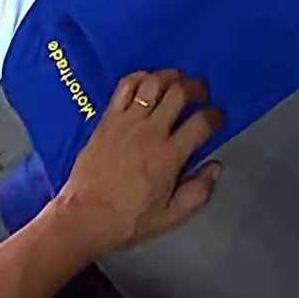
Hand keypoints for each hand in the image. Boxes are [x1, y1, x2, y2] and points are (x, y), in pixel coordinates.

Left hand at [45, 69, 222, 257]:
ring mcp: (128, 121)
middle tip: (201, 94)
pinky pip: (126, 86)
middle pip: (180, 92)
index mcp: (168, 156)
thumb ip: (198, 192)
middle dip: (197, 87)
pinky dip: (141, 77)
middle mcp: (151, 132)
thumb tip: (216, 166)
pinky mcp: (109, 118)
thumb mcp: (170, 217)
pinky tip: (149, 82)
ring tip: (178, 82)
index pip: (202, 122)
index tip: (217, 118)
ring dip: (172, 77)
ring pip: (155, 82)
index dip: (216, 116)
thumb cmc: (127, 220)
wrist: (81, 220)